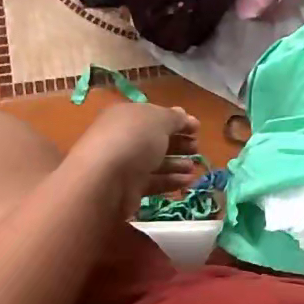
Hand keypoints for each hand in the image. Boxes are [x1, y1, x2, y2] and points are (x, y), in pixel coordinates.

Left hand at [70, 103, 202, 214]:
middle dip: (179, 143)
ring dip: (177, 164)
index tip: (197, 128)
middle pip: (156, 140)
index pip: (155, 116)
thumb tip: (182, 114)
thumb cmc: (133, 140)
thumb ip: (174, 118)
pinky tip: (188, 181)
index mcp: (128, 116)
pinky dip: (172, 181)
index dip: (177, 121)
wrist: (106, 180)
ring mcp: (126, 165)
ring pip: (156, 162)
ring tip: (194, 167)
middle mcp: (125, 139)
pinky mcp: (129, 188)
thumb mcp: (158, 120)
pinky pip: (154, 182)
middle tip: (196, 148)